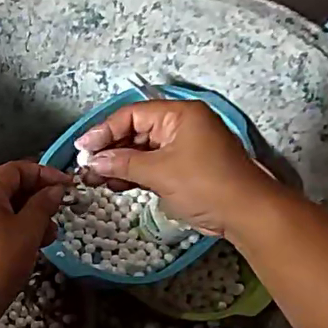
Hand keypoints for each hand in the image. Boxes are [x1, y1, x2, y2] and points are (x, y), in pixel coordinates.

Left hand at [0, 160, 70, 324]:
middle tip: (58, 215)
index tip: (67, 186)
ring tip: (48, 237)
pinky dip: (16, 230)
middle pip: (9, 188)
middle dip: (38, 199)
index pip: (16, 169)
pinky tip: (31, 246)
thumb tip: (55, 190)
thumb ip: (44, 205)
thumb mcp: (28, 231)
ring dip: (30, 217)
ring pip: (4, 209)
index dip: (44, 174)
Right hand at [74, 99, 286, 235]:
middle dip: (109, 149)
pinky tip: (114, 184)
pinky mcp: (184, 167)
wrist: (245, 213)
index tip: (82, 149)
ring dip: (118, 163)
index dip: (103, 131)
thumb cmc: (207, 185)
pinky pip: (152, 164)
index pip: (131, 115)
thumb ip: (123, 164)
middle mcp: (181, 125)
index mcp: (179, 114)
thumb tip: (94, 162)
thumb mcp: (160, 172)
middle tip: (86, 167)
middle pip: (135, 131)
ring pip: (141, 150)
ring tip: (96, 178)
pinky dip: (133, 173)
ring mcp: (183, 146)